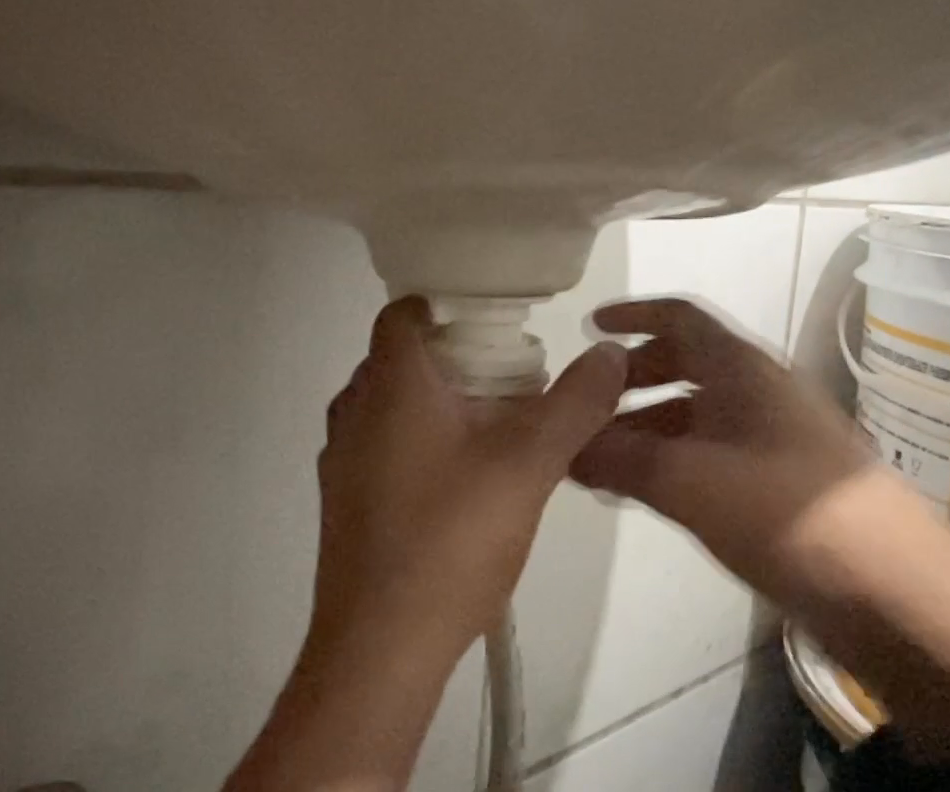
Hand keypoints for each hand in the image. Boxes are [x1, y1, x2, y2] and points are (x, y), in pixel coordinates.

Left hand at [224, 297, 626, 791]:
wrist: (380, 643)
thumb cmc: (452, 538)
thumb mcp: (529, 464)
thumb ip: (573, 404)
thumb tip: (610, 353)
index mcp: (390, 384)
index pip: (402, 312)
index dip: (443, 306)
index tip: (492, 323)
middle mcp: (353, 409)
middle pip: (398, 359)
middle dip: (450, 360)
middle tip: (506, 380)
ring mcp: (339, 457)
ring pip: (387, 406)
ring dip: (432, 406)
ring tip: (489, 431)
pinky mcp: (340, 499)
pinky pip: (377, 447)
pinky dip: (413, 444)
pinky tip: (456, 484)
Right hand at [569, 297, 870, 598]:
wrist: (896, 597)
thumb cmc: (788, 515)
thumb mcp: (689, 481)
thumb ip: (621, 458)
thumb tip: (567, 445)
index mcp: (743, 372)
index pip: (680, 318)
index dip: (633, 314)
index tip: (588, 325)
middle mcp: (758, 395)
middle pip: (682, 366)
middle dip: (628, 382)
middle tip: (583, 407)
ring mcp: (771, 441)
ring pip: (692, 416)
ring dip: (642, 429)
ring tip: (594, 461)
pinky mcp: (777, 487)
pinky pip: (708, 456)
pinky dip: (667, 462)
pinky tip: (638, 493)